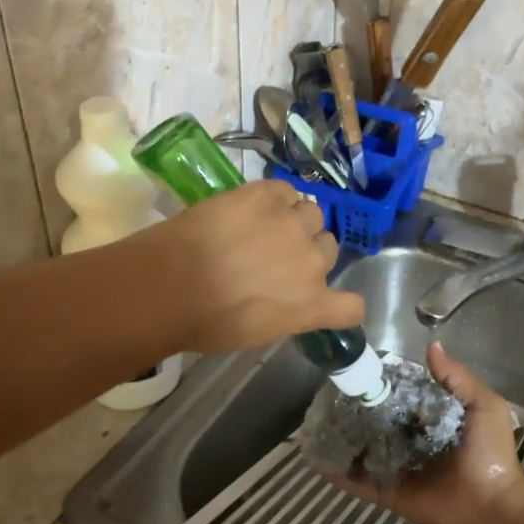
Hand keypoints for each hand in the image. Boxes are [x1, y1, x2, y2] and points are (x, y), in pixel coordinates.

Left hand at [134, 179, 364, 353]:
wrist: (171, 284)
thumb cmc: (206, 322)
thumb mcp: (256, 332)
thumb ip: (285, 312)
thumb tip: (280, 298)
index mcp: (312, 306)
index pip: (351, 306)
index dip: (341, 303)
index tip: (325, 299)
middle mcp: (313, 263)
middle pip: (329, 249)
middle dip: (308, 253)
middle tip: (276, 257)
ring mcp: (292, 224)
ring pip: (312, 214)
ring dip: (296, 221)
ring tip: (266, 226)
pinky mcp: (266, 194)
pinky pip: (286, 191)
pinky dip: (275, 199)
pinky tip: (253, 206)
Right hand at [334, 343, 523, 523]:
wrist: (489, 507)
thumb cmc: (489, 454)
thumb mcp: (483, 406)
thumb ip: (457, 378)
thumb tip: (431, 345)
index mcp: (435, 421)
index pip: (404, 398)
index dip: (385, 384)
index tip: (362, 368)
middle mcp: (413, 443)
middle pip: (380, 422)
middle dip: (359, 409)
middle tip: (332, 391)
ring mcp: (398, 469)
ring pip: (364, 449)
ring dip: (344, 437)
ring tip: (315, 419)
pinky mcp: (388, 492)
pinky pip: (359, 482)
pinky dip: (337, 472)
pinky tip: (315, 456)